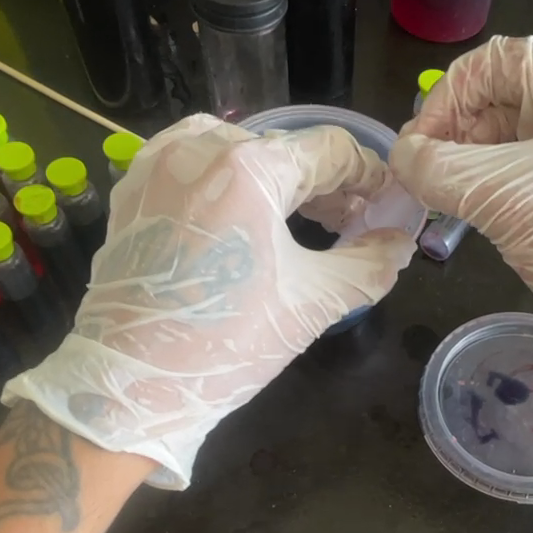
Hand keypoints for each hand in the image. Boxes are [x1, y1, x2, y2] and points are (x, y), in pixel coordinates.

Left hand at [5, 115, 416, 488]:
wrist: (134, 383)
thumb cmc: (229, 343)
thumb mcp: (313, 305)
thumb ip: (369, 264)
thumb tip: (400, 242)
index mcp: (251, 170)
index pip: (331, 150)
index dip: (370, 176)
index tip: (386, 204)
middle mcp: (201, 149)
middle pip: (286, 148)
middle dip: (327, 184)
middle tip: (350, 224)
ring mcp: (158, 165)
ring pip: (238, 149)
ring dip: (278, 177)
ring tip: (297, 219)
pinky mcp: (132, 190)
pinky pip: (192, 161)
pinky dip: (228, 178)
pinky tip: (241, 215)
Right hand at [392, 35, 532, 418]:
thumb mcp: (500, 198)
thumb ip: (436, 169)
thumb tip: (401, 157)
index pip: (494, 63)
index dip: (444, 100)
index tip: (416, 150)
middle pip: (509, 96)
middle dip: (460, 134)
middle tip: (429, 179)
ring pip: (525, 135)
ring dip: (479, 162)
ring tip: (451, 199)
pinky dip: (508, 183)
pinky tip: (486, 211)